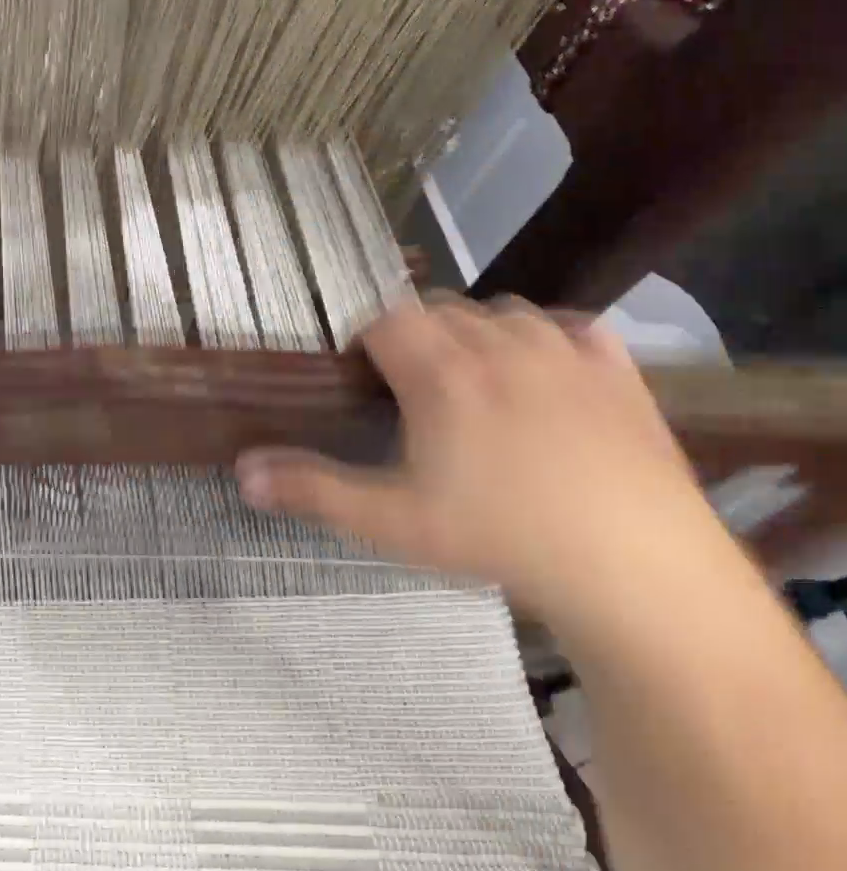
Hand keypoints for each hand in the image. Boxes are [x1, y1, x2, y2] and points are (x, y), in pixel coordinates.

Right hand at [235, 292, 725, 617]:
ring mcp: (567, 354)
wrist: (628, 560)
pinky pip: (573, 326)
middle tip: (401, 388)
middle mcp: (503, 346)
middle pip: (443, 310)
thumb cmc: (493, 535)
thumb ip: (310, 489)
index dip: (363, 336)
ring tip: (464, 379)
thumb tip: (242, 470)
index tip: (355, 372)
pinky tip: (538, 369)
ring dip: (475, 333)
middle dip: (414, 335)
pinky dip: (544, 337)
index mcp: (441, 374)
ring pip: (505, 313)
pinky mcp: (619, 373)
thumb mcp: (385, 521)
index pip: (388, 317)